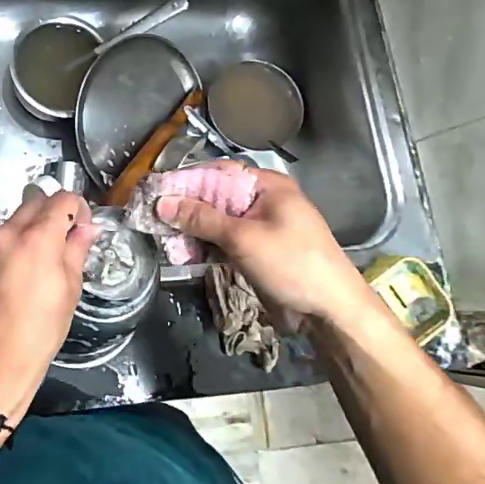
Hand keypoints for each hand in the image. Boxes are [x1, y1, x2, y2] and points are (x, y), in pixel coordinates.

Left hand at [0, 189, 97, 426]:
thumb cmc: (37, 333)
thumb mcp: (69, 291)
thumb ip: (77, 250)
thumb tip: (88, 228)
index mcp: (37, 239)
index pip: (63, 199)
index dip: (78, 210)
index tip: (82, 227)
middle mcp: (7, 233)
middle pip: (37, 201)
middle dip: (54, 214)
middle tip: (65, 241)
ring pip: (16, 218)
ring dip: (32, 229)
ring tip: (42, 263)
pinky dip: (13, 244)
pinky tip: (19, 272)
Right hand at [156, 164, 384, 328]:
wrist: (330, 311)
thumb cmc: (292, 264)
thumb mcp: (243, 238)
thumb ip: (201, 219)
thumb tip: (163, 203)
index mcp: (268, 186)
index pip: (219, 172)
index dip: (187, 180)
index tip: (157, 190)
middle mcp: (263, 201)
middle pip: (216, 197)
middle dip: (186, 208)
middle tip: (154, 217)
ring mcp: (260, 227)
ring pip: (217, 221)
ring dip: (193, 230)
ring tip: (164, 238)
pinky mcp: (257, 251)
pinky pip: (224, 241)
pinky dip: (205, 246)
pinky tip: (183, 254)